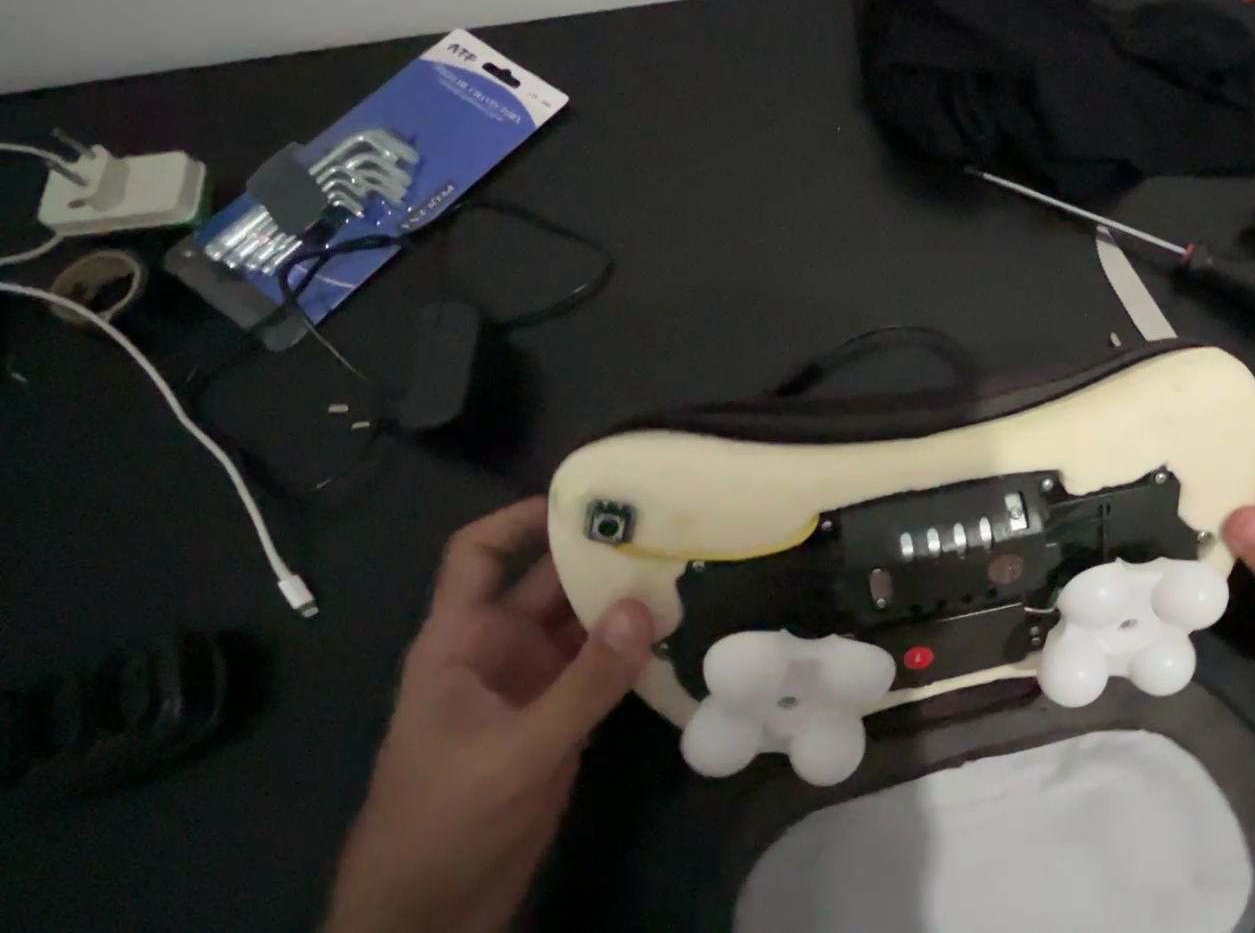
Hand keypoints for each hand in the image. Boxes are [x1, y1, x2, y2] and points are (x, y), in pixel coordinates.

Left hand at [325, 497, 654, 932]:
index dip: (520, 520)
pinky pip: (602, 666)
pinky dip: (635, 649)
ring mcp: (532, 684)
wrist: (432, 913)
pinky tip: (679, 635)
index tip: (584, 500)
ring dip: (625, 603)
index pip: (479, 556)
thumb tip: (646, 608)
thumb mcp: (517, 751)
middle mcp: (498, 650)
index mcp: (460, 641)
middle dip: (599, 558)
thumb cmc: (445, 822)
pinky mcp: (560, 717)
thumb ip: (584, 683)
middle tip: (666, 532)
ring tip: (685, 575)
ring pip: (582, 624)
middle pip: (548, 584)